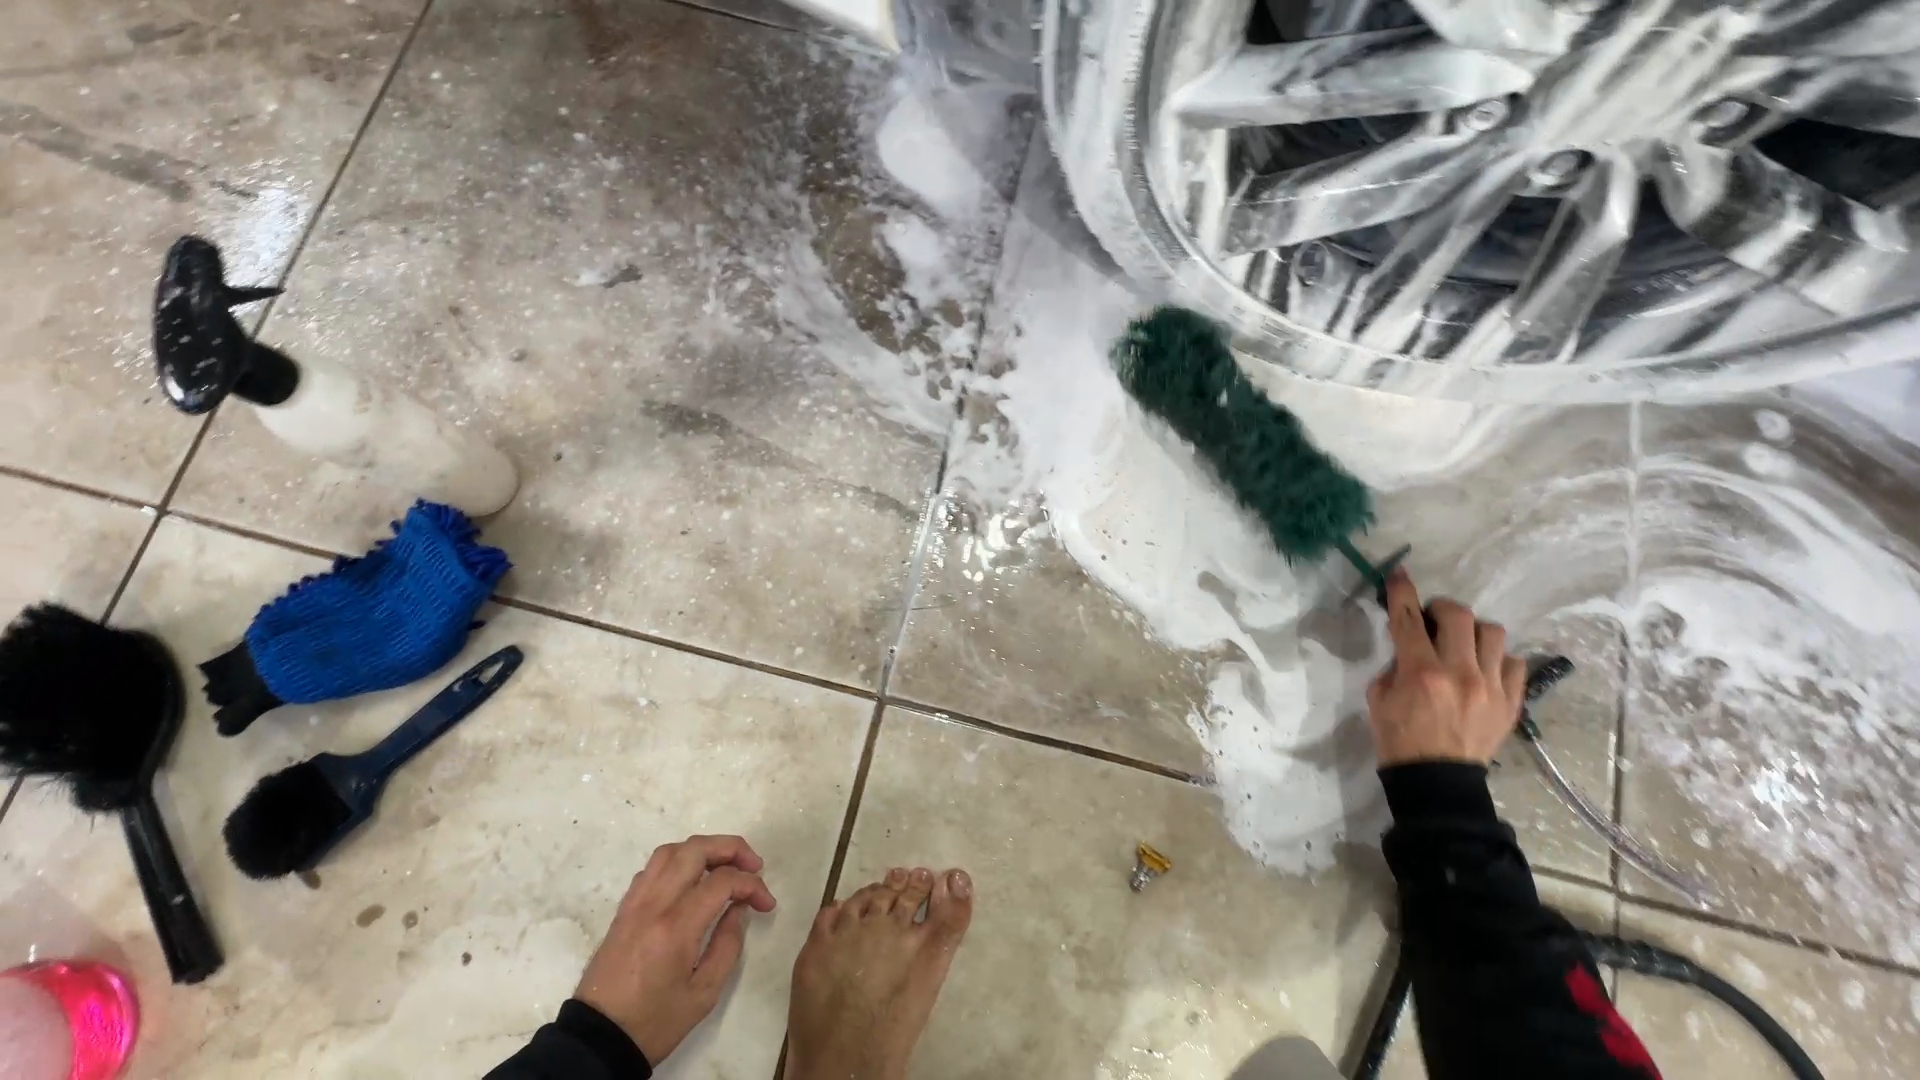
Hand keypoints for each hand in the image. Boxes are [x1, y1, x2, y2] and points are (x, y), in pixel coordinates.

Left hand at [574, 834, 777, 1064]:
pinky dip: (679, 862)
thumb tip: (738, 909)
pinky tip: (692, 881)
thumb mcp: (704, 994)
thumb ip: (727, 945)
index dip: (752, 885)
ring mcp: (635, 903)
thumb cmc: (654, 1022)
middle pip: (695, 849)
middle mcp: (654, 904)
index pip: (722, 881)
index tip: (766, 904)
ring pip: (671, 851)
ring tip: (725, 866)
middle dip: (732, 848)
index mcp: (676, 926)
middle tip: (754, 865)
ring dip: (703, 849)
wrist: (597, 1039)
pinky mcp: (624, 909)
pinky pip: (653, 868)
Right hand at [1365, 568, 1526, 766]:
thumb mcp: (1379, 699)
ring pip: (1493, 633)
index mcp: (1420, 673)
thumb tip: (1408, 646)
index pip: (1409, 619)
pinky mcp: (1512, 701)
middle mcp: (1459, 673)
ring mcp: (1491, 687)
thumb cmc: (1399, 739)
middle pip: (1459, 616)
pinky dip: (1496, 659)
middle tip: (1432, 619)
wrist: (1437, 781)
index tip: (1399, 574)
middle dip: (1442, 609)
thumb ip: (1395, 666)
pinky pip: (1513, 663)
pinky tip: (1482, 669)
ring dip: (1473, 632)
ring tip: (1462, 645)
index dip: (1402, 592)